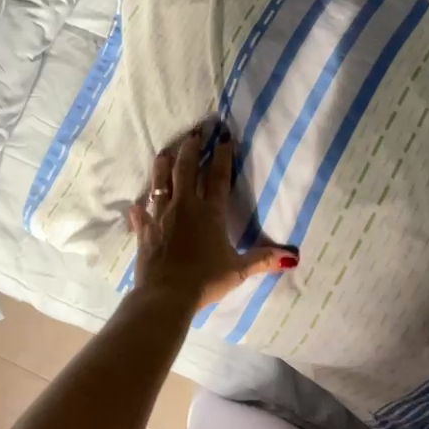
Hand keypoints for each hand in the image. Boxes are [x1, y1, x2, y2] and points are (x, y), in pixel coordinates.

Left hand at [129, 122, 297, 309]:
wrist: (167, 295)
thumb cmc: (206, 280)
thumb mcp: (238, 270)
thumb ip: (263, 259)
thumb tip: (292, 257)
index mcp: (210, 212)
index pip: (218, 177)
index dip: (222, 156)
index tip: (224, 138)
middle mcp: (184, 206)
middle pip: (186, 169)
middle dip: (191, 149)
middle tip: (194, 133)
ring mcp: (161, 217)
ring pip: (160, 183)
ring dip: (163, 166)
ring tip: (165, 152)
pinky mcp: (144, 231)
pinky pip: (140, 215)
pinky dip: (139, 208)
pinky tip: (136, 204)